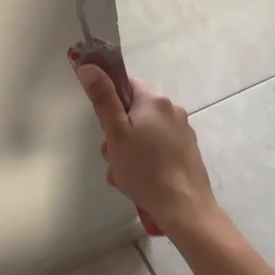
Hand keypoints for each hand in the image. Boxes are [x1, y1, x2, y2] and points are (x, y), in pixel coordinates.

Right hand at [76, 65, 220, 237]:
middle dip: (116, 129)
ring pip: (143, 129)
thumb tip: (88, 66)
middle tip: (111, 153)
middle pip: (133, 108)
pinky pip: (157, 144)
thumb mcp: (116, 133)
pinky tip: (138, 177)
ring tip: (122, 171)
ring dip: (127, 146)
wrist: (185, 208)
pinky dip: (144, 155)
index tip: (101, 120)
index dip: (107, 97)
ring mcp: (182, 130)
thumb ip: (102, 98)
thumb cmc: (145, 169)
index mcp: (154, 100)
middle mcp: (172, 109)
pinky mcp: (186, 149)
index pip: (124, 81)